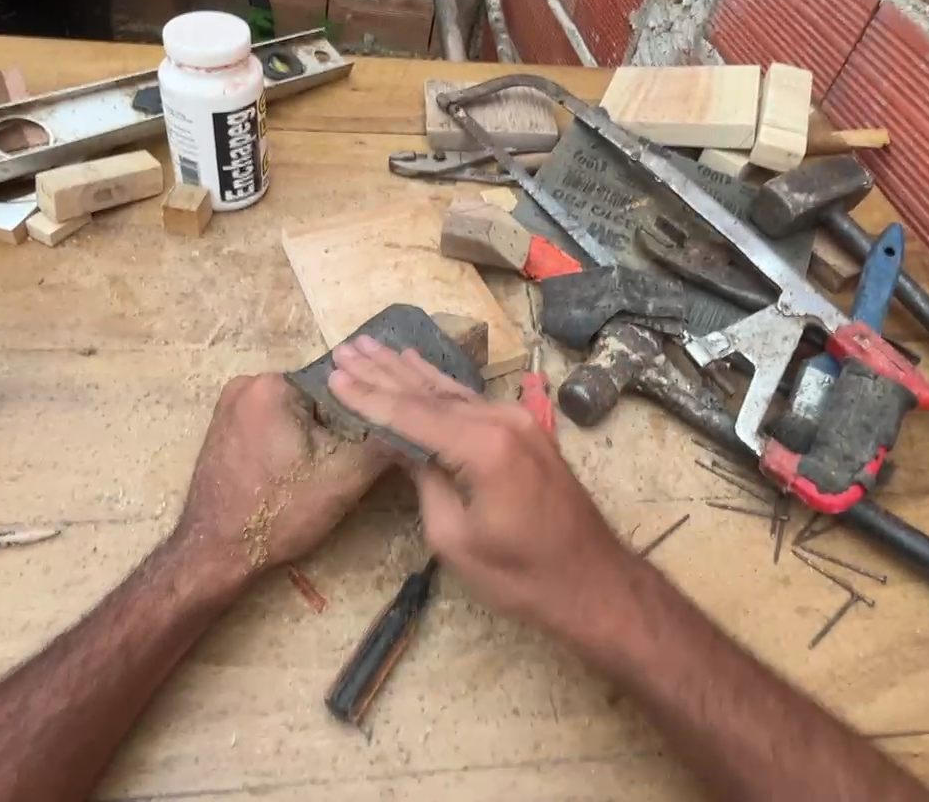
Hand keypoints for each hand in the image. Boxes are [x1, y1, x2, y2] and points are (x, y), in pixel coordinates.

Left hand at [173, 373, 393, 585]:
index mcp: (274, 383)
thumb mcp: (345, 477)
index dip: (361, 415)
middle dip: (336, 426)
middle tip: (348, 462)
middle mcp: (247, 383)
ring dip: (315, 436)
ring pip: (297, 412)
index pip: (340, 386)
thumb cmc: (280, 513)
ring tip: (327, 468)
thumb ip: (384, 441)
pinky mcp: (223, 427)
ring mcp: (230, 405)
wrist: (215, 555)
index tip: (372, 442)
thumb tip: (414, 422)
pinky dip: (290, 442)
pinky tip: (298, 472)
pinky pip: (274, 423)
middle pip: (317, 397)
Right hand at [328, 337, 634, 639]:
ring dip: (408, 370)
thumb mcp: (455, 539)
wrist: (594, 581)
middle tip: (345, 348)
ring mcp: (517, 420)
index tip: (335, 375)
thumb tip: (397, 444)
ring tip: (370, 346)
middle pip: (431, 393)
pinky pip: (472, 401)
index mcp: (485, 446)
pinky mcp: (524, 429)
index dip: (370, 397)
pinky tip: (417, 364)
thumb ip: (424, 481)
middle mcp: (502, 419)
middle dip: (383, 372)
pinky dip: (440, 384)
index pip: (413, 415)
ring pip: (451, 390)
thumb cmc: (522, 576)